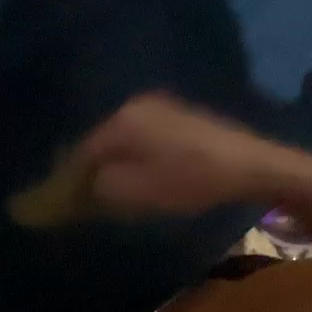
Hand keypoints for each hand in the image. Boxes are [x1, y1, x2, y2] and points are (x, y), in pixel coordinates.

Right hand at [73, 92, 301, 215]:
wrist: (249, 164)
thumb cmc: (189, 179)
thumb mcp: (137, 193)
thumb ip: (100, 189)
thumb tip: (82, 187)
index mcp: (120, 120)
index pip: (80, 153)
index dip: (68, 181)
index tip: (62, 205)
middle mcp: (134, 106)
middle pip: (101, 143)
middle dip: (91, 171)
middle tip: (87, 200)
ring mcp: (159, 107)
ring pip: (123, 140)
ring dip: (115, 164)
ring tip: (116, 192)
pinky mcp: (180, 115)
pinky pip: (143, 137)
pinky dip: (135, 156)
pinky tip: (144, 176)